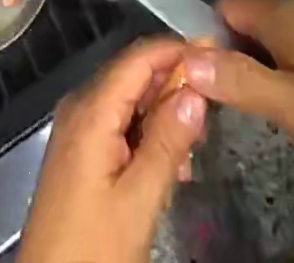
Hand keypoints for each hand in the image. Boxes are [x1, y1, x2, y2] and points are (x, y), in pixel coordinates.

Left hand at [18, 38, 207, 262]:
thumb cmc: (93, 249)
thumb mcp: (139, 201)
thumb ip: (168, 141)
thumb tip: (196, 89)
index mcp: (91, 111)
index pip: (139, 57)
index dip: (177, 50)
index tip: (216, 56)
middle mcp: (81, 107)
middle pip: (134, 74)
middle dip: (174, 83)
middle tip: (211, 109)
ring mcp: (78, 128)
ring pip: (129, 97)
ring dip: (163, 111)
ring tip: (194, 143)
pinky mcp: (80, 149)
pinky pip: (120, 120)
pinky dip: (147, 130)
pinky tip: (171, 160)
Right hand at [181, 0, 293, 182]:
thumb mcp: (292, 109)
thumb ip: (239, 81)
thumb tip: (187, 59)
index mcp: (284, 14)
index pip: (225, 4)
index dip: (210, 37)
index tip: (211, 79)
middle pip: (249, 14)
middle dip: (235, 49)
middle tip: (237, 99)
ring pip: (275, 27)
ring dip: (263, 58)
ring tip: (268, 103)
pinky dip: (289, 60)